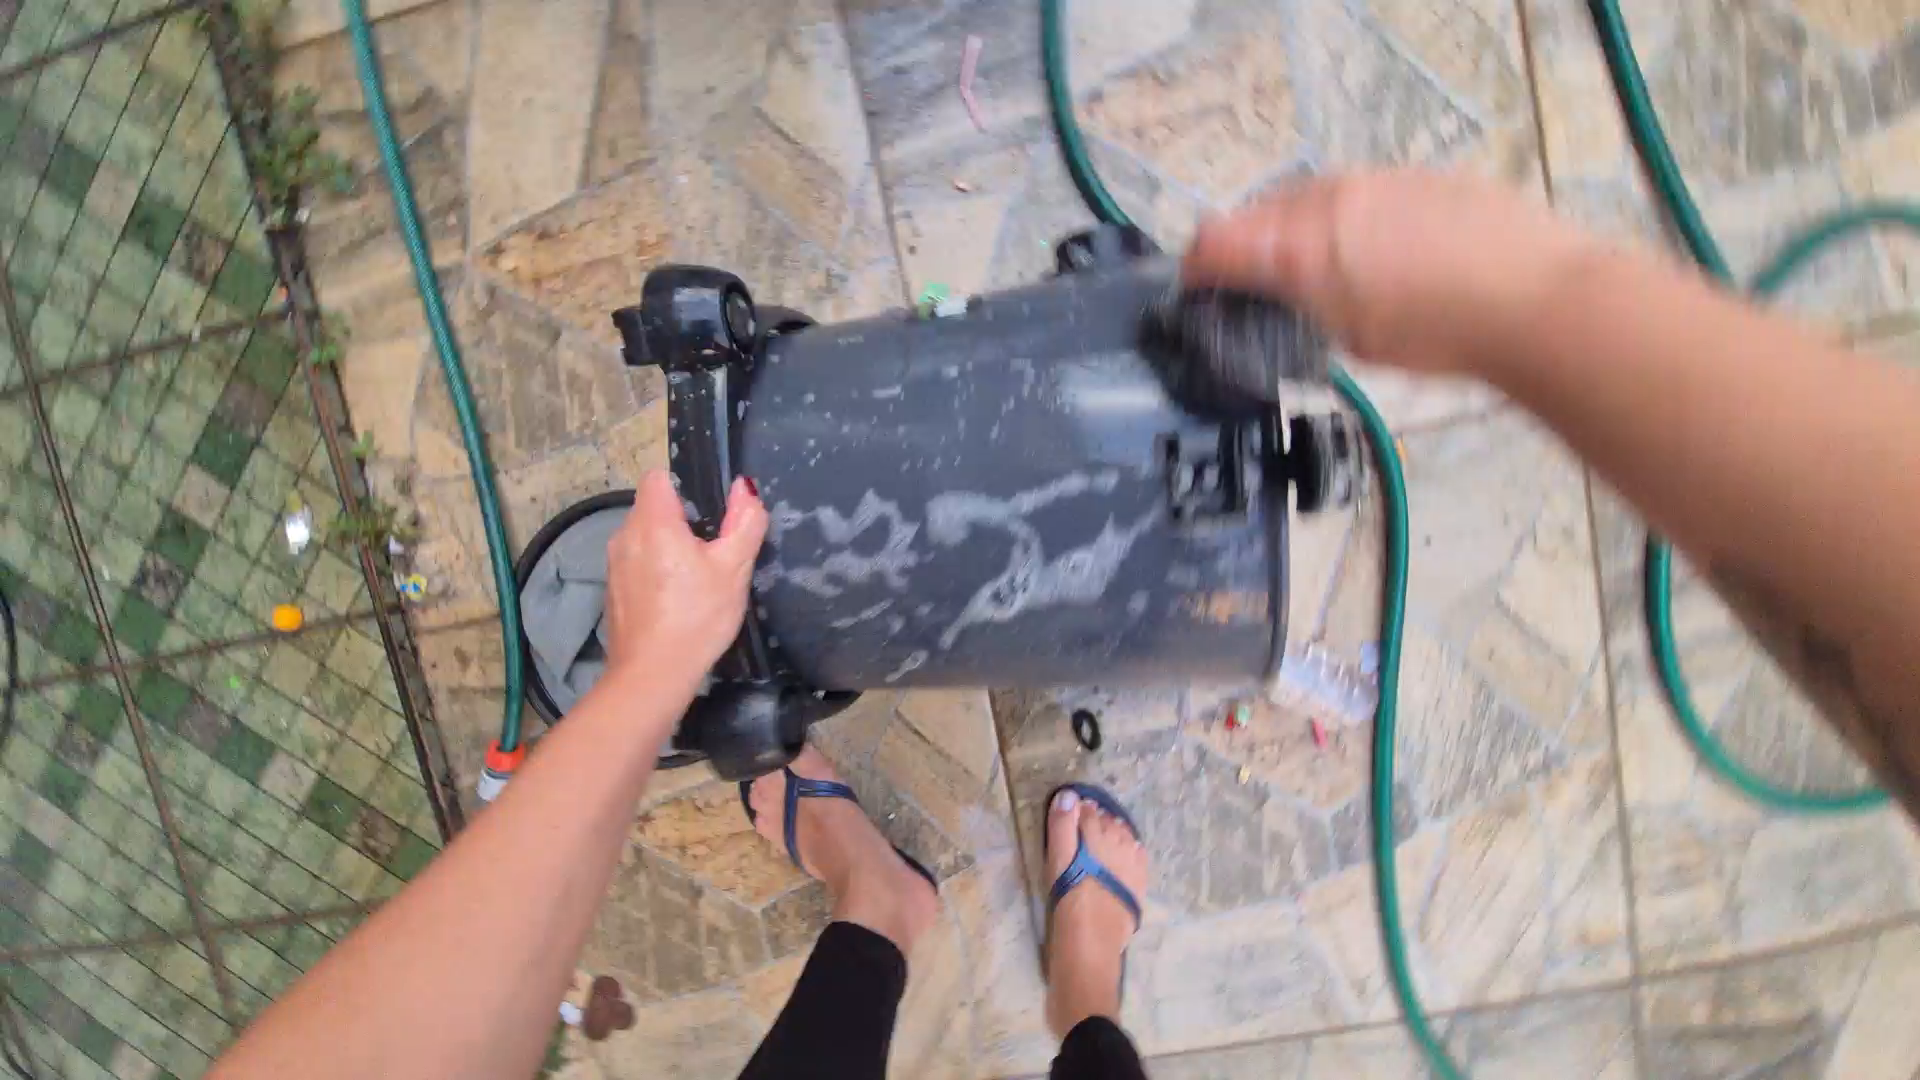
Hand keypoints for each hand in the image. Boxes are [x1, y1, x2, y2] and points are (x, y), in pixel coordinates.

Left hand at [603, 470, 767, 683]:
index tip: (710, 511)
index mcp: (652, 522)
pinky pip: (637, 561)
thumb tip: (744, 487)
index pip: (658, 476)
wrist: (653, 675)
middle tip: (714, 547)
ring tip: (698, 574)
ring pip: (644, 535)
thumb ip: (744, 522)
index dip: (686, 485)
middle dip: (682, 518)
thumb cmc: (697, 617)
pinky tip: (678, 597)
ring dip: (669, 544)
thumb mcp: (733, 568)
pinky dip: (656, 568)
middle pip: (653, 506)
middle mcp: (625, 535)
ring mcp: (614, 564)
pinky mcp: (613, 589)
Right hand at [1182, 170, 1601, 373]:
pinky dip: (1334, 220)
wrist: (1536, 298)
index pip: (1213, 242)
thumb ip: (1295, 304)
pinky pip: (1349, 193)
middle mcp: (1325, 200)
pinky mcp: (1413, 175)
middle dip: (1240, 250)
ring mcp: (1371, 180)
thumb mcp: (1342, 337)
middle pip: (1253, 215)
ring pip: (1301, 199)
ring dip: (1286, 233)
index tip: (1195, 293)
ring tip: (1310, 273)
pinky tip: (1367, 253)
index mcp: (1297, 247)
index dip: (1193, 270)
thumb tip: (1276, 291)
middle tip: (1251, 290)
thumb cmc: (1432, 336)